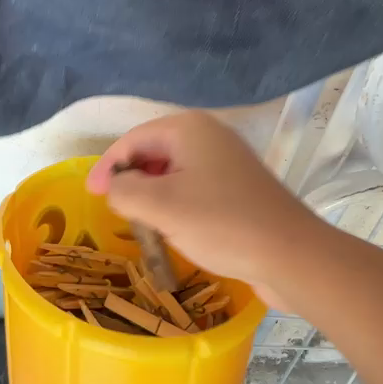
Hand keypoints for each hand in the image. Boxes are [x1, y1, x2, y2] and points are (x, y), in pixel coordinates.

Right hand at [86, 110, 328, 306]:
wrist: (292, 256)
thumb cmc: (221, 223)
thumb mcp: (160, 206)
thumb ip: (124, 190)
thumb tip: (117, 187)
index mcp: (188, 127)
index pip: (133, 139)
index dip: (107, 166)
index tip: (90, 195)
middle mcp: (209, 134)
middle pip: (154, 151)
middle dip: (132, 178)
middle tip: (116, 210)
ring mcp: (228, 160)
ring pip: (175, 171)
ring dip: (154, 194)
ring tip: (143, 222)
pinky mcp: (241, 187)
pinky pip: (196, 186)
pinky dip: (178, 202)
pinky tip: (176, 229)